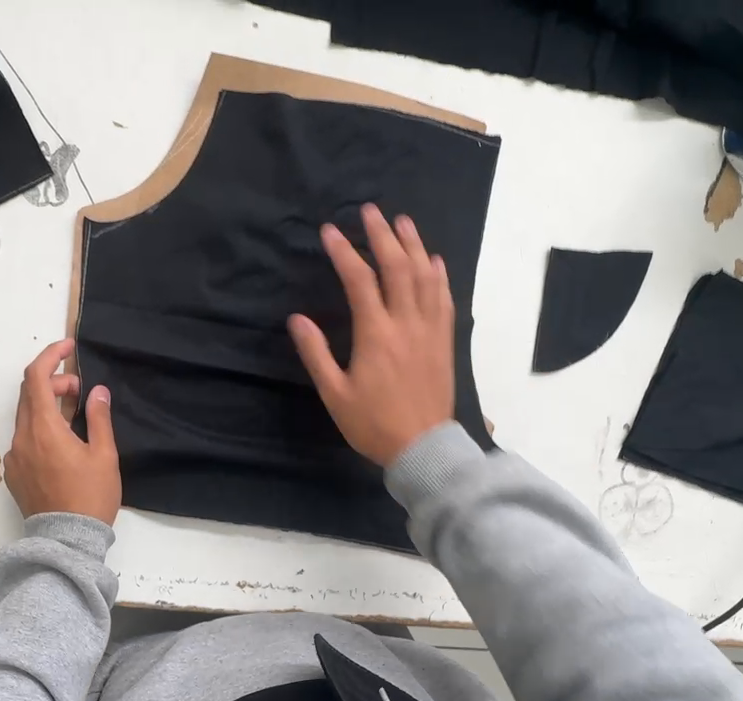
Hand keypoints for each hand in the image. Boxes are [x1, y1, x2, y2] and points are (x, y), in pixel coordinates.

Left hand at [3, 340, 120, 524]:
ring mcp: (14, 456)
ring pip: (26, 416)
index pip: (36, 377)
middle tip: (80, 389)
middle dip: (53, 381)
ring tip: (74, 416)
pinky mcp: (13, 472)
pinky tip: (61, 443)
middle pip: (29, 394)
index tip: (68, 347)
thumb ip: (99, 418)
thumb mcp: (104, 456)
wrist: (67, 539)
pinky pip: (24, 438)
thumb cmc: (91, 497)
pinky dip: (41, 428)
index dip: (51, 355)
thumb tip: (97, 391)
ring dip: (47, 405)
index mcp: (44, 429)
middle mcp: (22, 438)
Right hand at [288, 204, 455, 466]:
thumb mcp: (335, 394)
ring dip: (413, 245)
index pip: (359, 280)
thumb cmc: (372, 424)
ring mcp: (430, 330)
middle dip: (382, 236)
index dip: (344, 252)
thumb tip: (297, 319)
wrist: (422, 447)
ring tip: (402, 222)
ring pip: (425, 277)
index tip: (330, 232)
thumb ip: (316, 354)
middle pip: (397, 267)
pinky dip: (438, 275)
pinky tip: (433, 261)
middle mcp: (406, 323)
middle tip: (370, 212)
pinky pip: (445, 299)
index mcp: (375, 335)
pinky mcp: (445, 341)